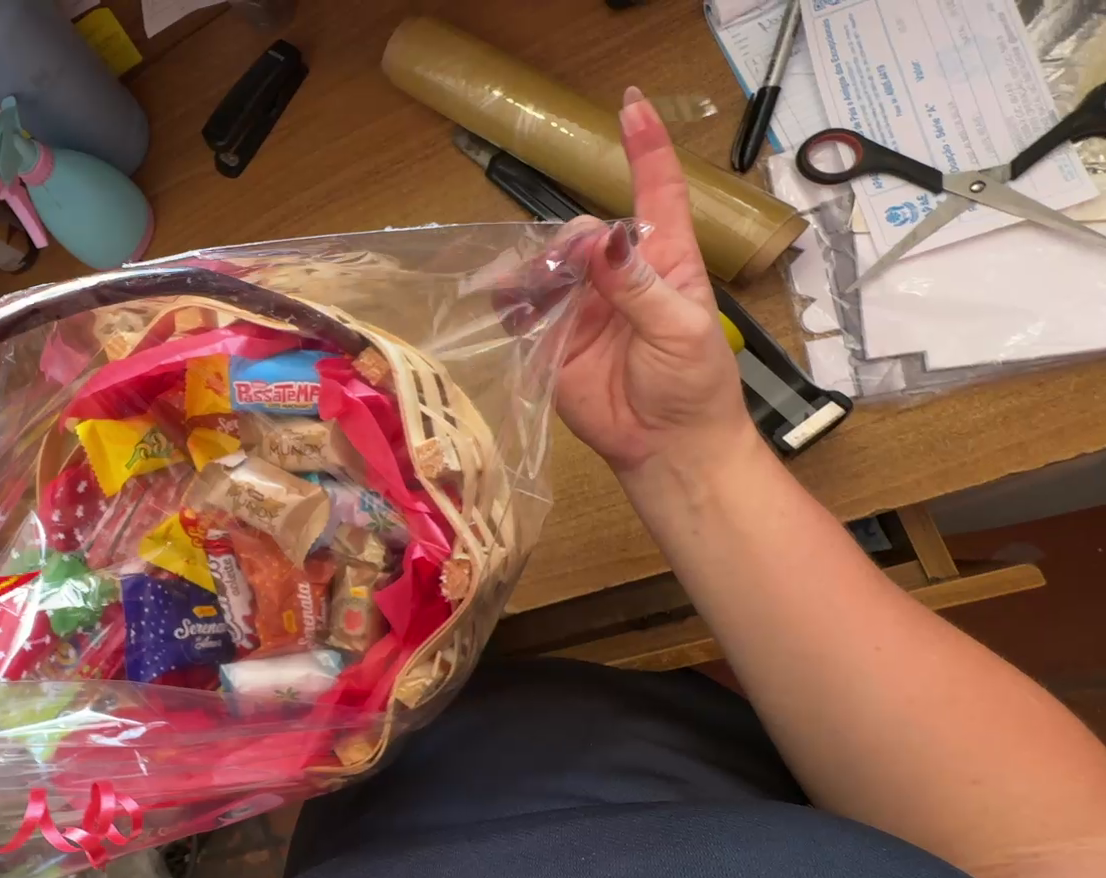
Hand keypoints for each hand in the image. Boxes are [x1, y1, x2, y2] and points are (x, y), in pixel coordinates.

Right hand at [549, 87, 759, 478]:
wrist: (662, 445)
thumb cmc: (692, 386)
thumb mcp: (679, 330)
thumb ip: (637, 285)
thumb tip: (600, 237)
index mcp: (663, 264)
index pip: (656, 195)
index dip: (646, 150)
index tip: (631, 107)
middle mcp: (617, 280)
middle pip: (582, 232)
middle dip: (569, 241)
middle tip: (569, 270)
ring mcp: (581, 310)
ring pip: (544, 269)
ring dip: (534, 273)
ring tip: (535, 296)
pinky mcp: (550, 342)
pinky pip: (521, 311)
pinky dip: (510, 305)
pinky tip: (511, 310)